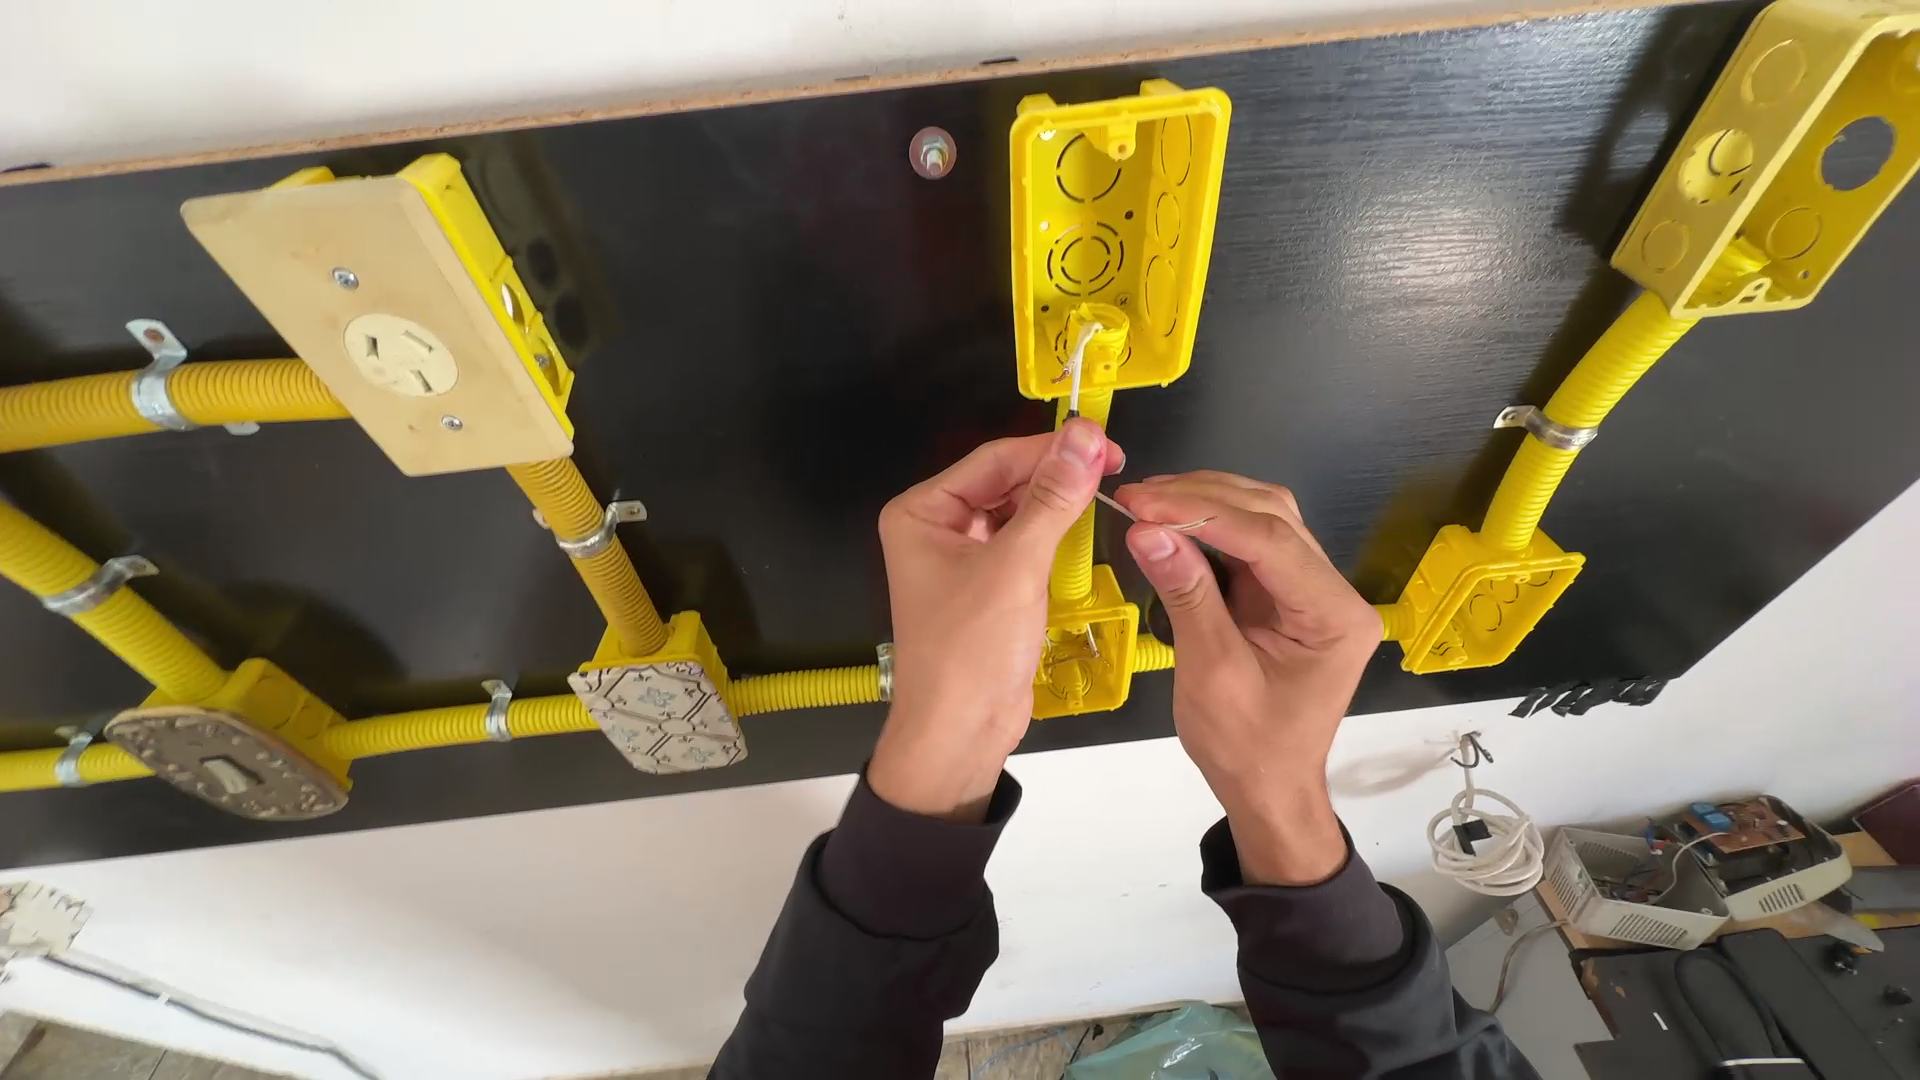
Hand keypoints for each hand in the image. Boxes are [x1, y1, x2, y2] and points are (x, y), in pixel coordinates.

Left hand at [871, 419, 1122, 821]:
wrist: (960, 733)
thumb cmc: (971, 650)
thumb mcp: (1015, 566)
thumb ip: (1052, 499)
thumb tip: (1085, 435)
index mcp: (922, 512)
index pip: (993, 460)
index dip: (1050, 447)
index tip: (1104, 441)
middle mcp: (936, 527)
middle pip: (1004, 482)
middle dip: (1055, 475)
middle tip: (1113, 467)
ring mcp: (961, 556)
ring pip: (1017, 511)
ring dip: (1056, 504)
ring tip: (1105, 491)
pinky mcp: (987, 583)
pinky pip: (1022, 542)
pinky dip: (1052, 535)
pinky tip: (1082, 528)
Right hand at [1115, 472, 1380, 883]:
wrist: (1266, 787)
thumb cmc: (1245, 745)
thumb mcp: (1211, 672)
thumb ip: (1186, 594)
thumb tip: (1146, 531)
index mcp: (1332, 615)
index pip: (1270, 540)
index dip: (1203, 512)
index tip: (1143, 502)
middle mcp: (1332, 591)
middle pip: (1272, 516)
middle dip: (1202, 497)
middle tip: (1137, 496)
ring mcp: (1310, 589)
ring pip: (1263, 518)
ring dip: (1204, 501)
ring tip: (1147, 500)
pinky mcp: (1283, 593)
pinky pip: (1249, 542)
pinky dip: (1207, 525)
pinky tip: (1170, 519)